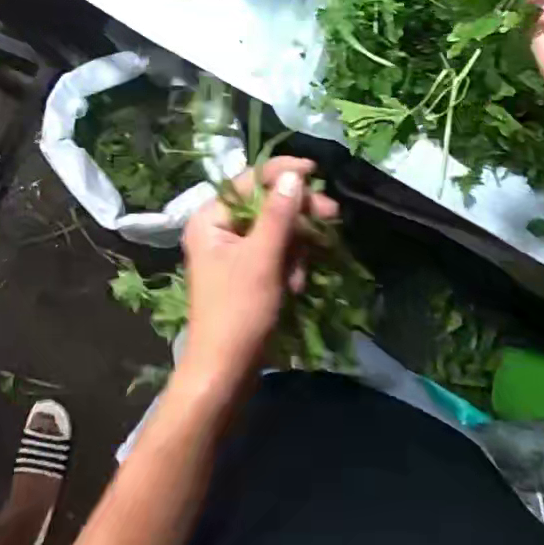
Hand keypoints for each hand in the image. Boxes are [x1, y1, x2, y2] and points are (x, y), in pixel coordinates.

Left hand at [179, 157, 338, 388]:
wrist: (226, 372)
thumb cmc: (239, 311)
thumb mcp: (262, 258)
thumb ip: (279, 214)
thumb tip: (294, 176)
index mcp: (210, 218)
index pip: (249, 180)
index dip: (282, 173)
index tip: (317, 171)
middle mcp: (218, 228)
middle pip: (266, 204)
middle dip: (297, 216)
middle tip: (333, 216)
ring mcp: (232, 252)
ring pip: (276, 230)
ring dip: (295, 249)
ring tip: (297, 277)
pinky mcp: (246, 273)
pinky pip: (275, 253)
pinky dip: (289, 266)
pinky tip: (293, 287)